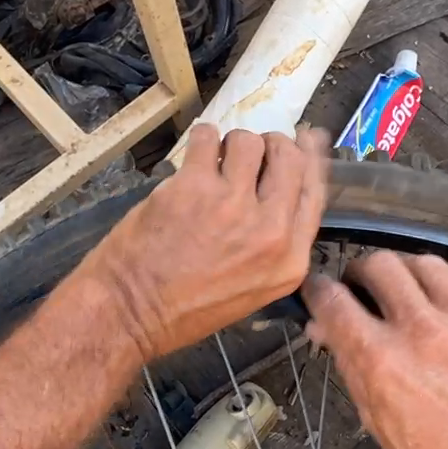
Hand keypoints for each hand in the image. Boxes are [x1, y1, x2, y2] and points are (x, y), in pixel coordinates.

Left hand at [79, 124, 328, 362]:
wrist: (132, 311)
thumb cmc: (187, 307)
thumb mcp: (253, 285)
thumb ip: (274, 240)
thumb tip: (278, 189)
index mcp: (290, 260)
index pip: (315, 190)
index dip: (312, 156)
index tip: (307, 137)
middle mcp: (271, 230)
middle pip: (290, 159)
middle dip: (272, 144)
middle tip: (249, 150)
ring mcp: (233, 204)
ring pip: (249, 142)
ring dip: (231, 143)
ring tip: (213, 161)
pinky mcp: (194, 186)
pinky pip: (207, 137)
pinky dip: (201, 139)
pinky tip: (192, 156)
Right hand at [304, 254, 447, 448]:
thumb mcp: (378, 422)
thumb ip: (350, 367)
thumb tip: (324, 329)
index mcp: (382, 361)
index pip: (333, 299)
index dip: (316, 289)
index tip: (317, 292)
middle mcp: (421, 331)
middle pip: (377, 264)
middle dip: (359, 273)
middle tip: (361, 291)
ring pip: (424, 261)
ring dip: (405, 272)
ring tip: (404, 292)